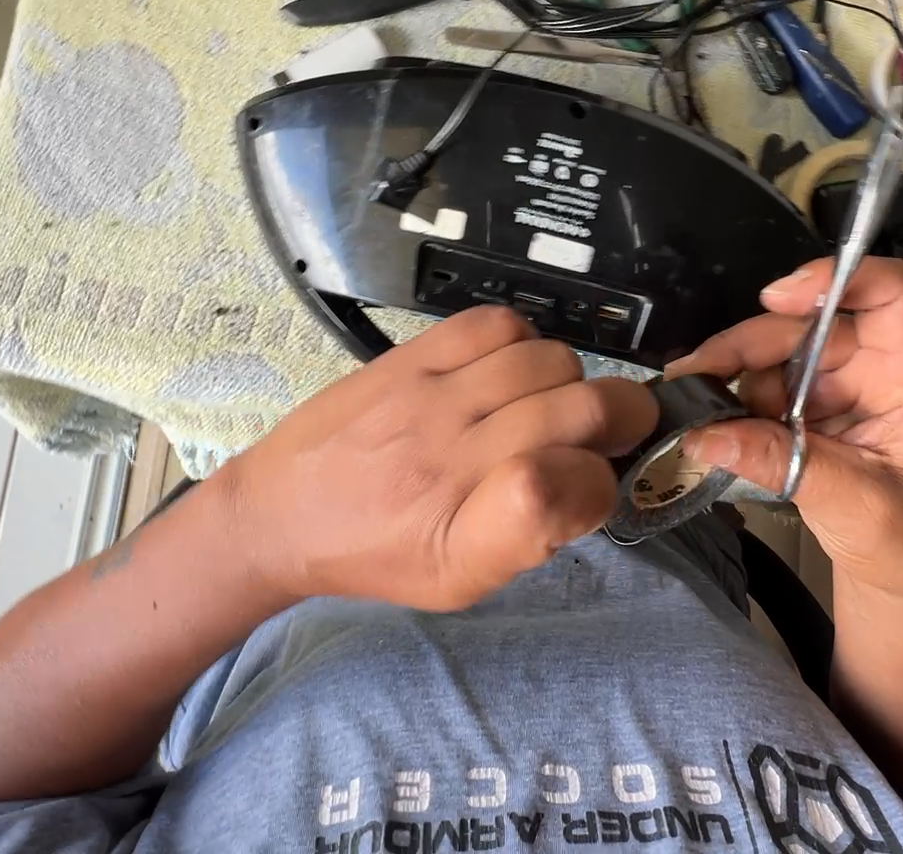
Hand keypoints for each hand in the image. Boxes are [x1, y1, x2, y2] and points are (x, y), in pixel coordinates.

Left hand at [220, 305, 657, 611]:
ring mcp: (430, 394)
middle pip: (581, 407)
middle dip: (618, 418)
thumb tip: (591, 477)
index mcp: (466, 531)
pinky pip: (496, 322)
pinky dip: (522, 342)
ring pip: (550, 360)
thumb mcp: (457, 580)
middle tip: (601, 435)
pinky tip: (505, 371)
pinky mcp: (409, 355)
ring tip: (545, 404)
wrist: (283, 511)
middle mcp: (452, 455)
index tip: (592, 484)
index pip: (579, 483)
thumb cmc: (380, 555)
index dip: (606, 481)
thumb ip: (532, 536)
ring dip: (569, 382)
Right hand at [666, 257, 902, 614]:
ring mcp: (841, 389)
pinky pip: (765, 386)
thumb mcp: (856, 506)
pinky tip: (713, 421)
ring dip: (735, 375)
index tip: (775, 298)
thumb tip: (703, 435)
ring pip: (779, 353)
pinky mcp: (811, 411)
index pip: (890, 295)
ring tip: (696, 406)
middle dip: (751, 344)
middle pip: (812, 323)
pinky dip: (735, 400)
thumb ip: (784, 464)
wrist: (898, 591)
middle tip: (694, 374)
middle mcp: (878, 370)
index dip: (837, 279)